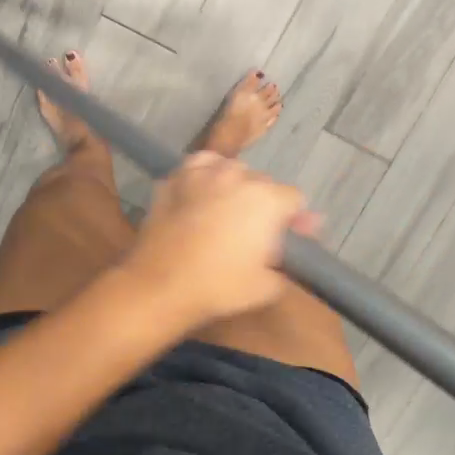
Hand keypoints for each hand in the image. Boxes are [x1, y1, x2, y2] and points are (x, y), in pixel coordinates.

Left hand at [119, 152, 317, 326]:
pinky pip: (199, 167)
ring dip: (235, 186)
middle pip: (262, 183)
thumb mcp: (268, 285)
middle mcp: (237, 175)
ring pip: (230, 169)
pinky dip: (205, 176)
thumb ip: (290, 260)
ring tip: (227, 211)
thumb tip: (294, 244)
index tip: (287, 238)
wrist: (161, 284)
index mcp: (266, 198)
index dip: (294, 219)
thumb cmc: (219, 286)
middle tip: (255, 231)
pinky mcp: (174, 178)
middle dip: (264, 204)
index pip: (294, 198)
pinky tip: (201, 195)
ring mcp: (202, 172)